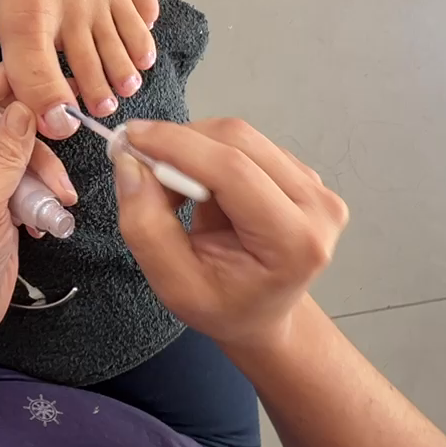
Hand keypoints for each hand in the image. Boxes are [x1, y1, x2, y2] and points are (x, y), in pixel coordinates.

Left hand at [0, 66, 76, 348]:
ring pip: (24, 152)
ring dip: (46, 173)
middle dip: (37, 139)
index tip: (46, 73)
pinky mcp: (2, 199)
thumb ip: (5, 154)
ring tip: (61, 201)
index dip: (8, 82)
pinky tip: (46, 218)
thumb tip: (26, 106)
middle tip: (70, 140)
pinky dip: (43, 194)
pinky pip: (30, 179)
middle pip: (7, 122)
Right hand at [114, 119, 348, 358]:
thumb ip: (146, 225)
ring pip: (235, 134)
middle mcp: (317, 206)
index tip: (129, 138)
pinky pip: (240, 140)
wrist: (262, 312)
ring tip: (171, 186)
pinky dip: (204, 150)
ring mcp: (313, 184)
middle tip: (141, 167)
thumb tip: (129, 162)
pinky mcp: (299, 169)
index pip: (232, 170)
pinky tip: (197, 184)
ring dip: (189, 147)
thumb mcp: (172, 284)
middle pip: (235, 141)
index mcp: (295, 243)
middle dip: (177, 143)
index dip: (176, 144)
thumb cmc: (222, 305)